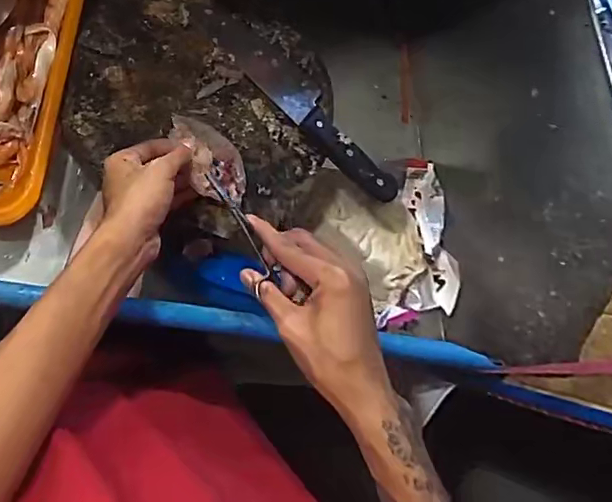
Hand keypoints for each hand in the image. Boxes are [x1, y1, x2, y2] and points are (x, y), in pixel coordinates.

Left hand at [90, 138, 195, 275]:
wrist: (132, 239)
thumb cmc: (142, 198)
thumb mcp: (161, 170)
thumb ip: (177, 156)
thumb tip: (189, 145)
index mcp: (122, 160)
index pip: (150, 146)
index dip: (172, 146)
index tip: (192, 147)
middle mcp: (126, 176)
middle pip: (156, 164)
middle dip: (179, 163)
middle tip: (201, 162)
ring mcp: (136, 196)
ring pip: (162, 182)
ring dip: (182, 179)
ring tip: (203, 175)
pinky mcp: (147, 213)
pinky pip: (165, 198)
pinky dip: (180, 194)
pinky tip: (197, 191)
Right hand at [240, 216, 392, 413]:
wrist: (364, 393)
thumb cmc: (327, 361)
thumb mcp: (290, 326)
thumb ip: (267, 293)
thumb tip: (247, 273)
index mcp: (331, 276)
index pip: (290, 249)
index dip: (266, 234)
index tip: (249, 218)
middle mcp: (346, 269)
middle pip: (305, 242)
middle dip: (281, 248)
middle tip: (265, 267)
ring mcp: (354, 278)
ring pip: (315, 251)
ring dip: (294, 260)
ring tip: (284, 289)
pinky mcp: (356, 288)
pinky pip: (326, 263)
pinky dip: (308, 269)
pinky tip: (299, 291)